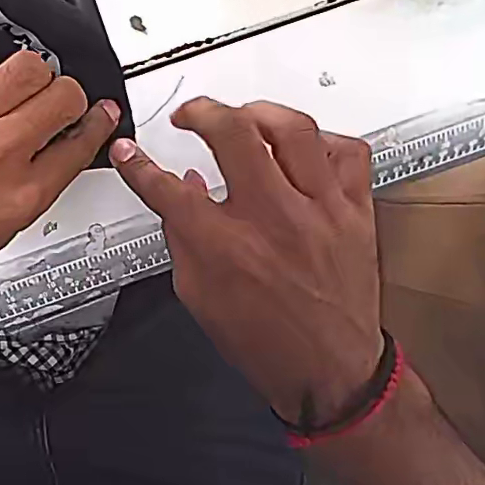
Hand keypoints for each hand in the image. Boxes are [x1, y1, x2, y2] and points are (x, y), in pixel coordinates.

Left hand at [0, 42, 118, 329]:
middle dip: (65, 96)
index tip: (96, 113)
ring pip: (26, 66)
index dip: (95, 121)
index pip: (80, 141)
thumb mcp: (0, 227)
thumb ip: (40, 182)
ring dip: (31, 74)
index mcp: (20, 195)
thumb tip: (64, 145)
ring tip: (15, 89)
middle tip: (52, 101)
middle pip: (61, 96)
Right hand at [109, 98, 382, 425]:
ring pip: (292, 129)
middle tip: (191, 115)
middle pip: (232, 134)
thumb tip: (179, 198)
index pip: (166, 188)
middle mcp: (272, 220)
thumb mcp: (198, 295)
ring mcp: (319, 212)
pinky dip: (321, 139)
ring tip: (243, 116)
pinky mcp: (354, 214)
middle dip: (200, 112)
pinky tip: (303, 145)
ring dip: (258, 112)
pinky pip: (348, 153)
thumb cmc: (266, 341)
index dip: (137, 165)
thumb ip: (184, 239)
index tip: (129, 152)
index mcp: (224, 247)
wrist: (330, 372)